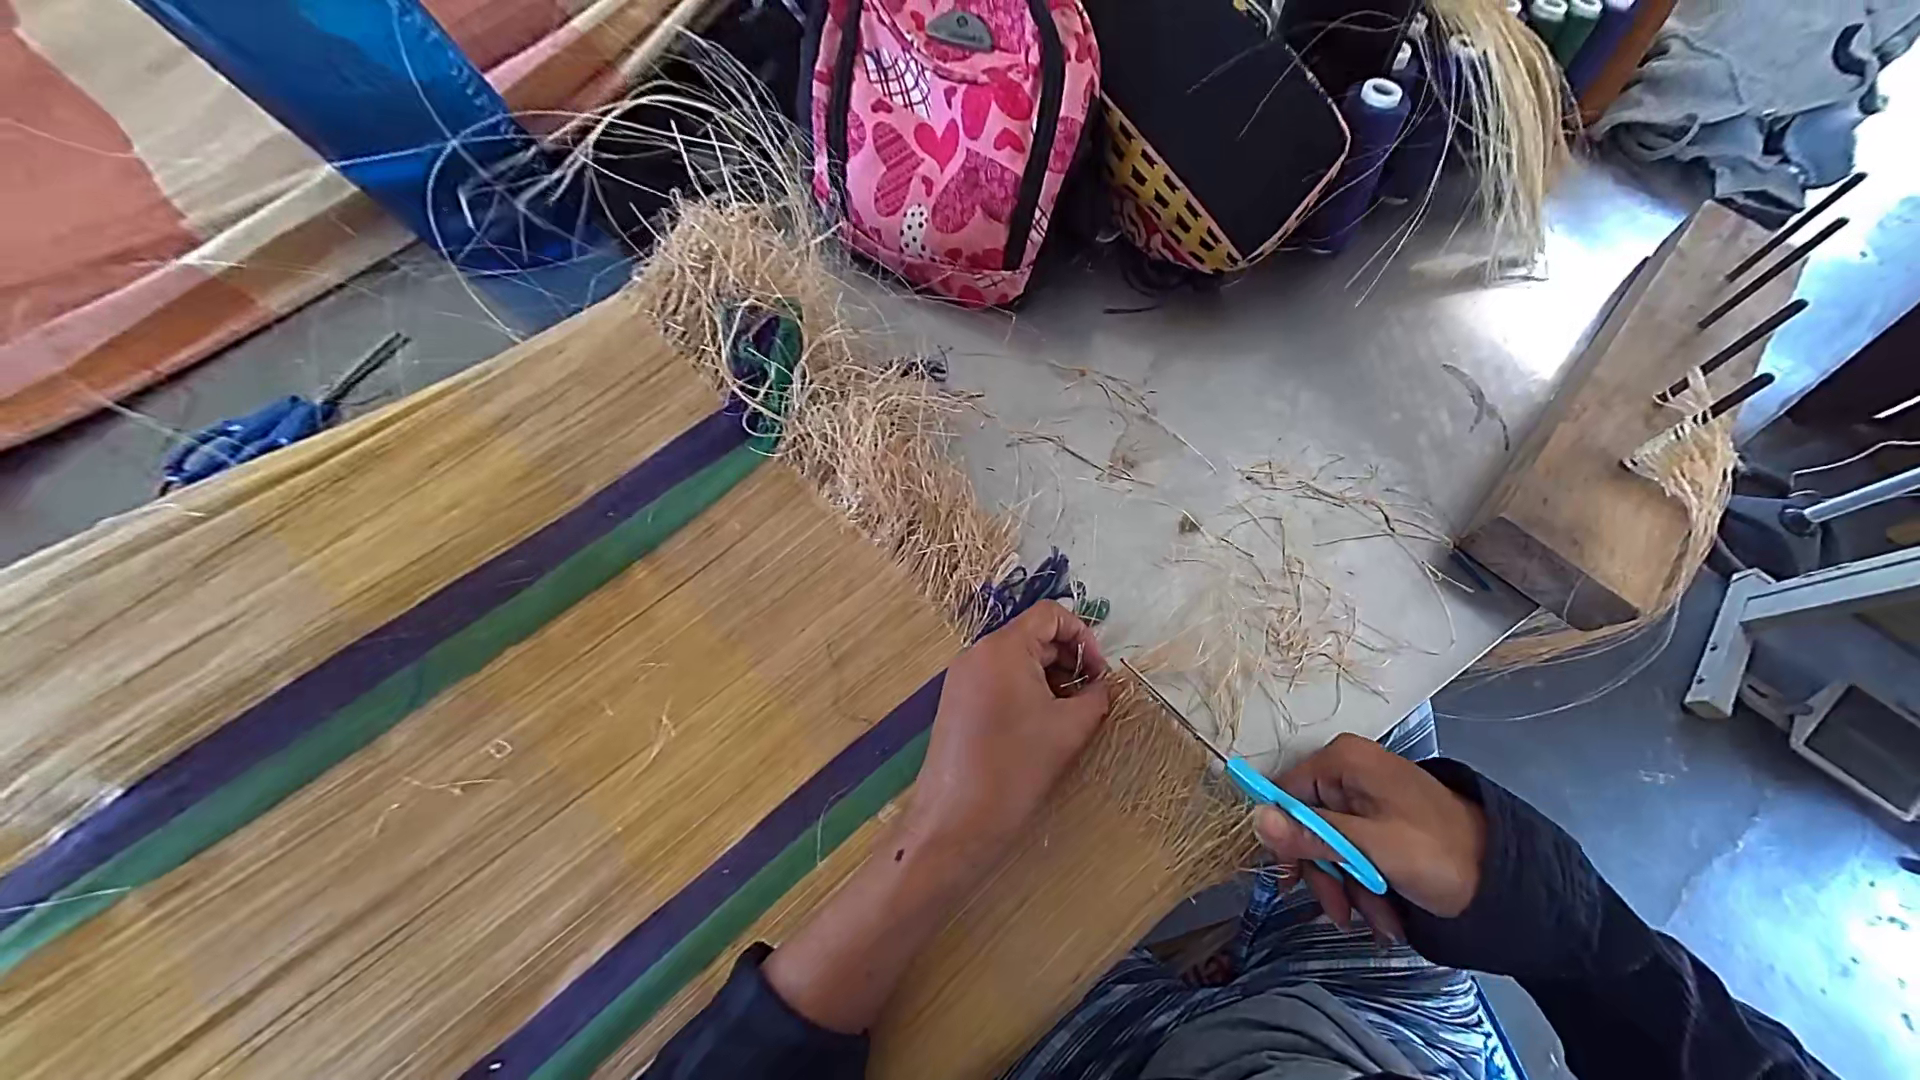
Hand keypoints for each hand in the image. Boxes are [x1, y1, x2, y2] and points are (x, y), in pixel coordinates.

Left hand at [763, 602, 1108, 1033]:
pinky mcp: (956, 699)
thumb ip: (1095, 694)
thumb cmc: (1016, 768)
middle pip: (1032, 635)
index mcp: (1002, 647)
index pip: (1050, 614)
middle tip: (1089, 696)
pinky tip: (1040, 725)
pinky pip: (998, 678)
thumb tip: (1101, 682)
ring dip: (1048, 677)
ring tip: (1068, 715)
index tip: (1099, 673)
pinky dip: (1025, 690)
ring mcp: (961, 676)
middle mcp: (977, 652)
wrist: (956, 821)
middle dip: (1067, 659)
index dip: (1083, 636)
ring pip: (1016, 659)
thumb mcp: (1069, 728)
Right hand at [1252, 733, 1485, 942]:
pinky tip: (1385, 911)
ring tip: (1379, 921)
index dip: (1285, 838)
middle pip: (1306, 821)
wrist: (1517, 886)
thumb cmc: (1442, 856)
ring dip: (1347, 885)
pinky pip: (1351, 846)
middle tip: (1343, 913)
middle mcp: (1347, 768)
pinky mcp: (1378, 815)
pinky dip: (1363, 880)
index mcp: (1342, 760)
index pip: (1285, 793)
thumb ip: (1312, 834)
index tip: (1291, 882)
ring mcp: (1364, 792)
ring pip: (1328, 840)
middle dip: (1327, 872)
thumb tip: (1254, 820)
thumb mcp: (1372, 849)